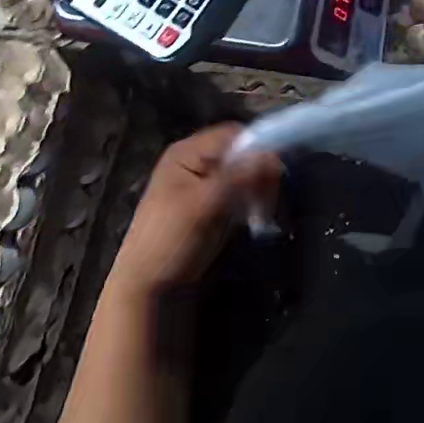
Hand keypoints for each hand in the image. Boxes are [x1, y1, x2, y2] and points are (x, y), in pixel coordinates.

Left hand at [107, 124, 280, 301]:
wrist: (148, 286)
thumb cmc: (170, 240)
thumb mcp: (205, 204)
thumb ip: (240, 177)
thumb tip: (274, 155)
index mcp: (187, 153)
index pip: (233, 135)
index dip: (257, 146)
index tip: (275, 170)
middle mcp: (197, 162)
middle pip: (242, 153)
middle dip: (260, 171)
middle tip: (269, 196)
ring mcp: (205, 184)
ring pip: (245, 174)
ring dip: (259, 189)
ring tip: (263, 210)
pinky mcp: (213, 205)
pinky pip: (241, 192)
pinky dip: (252, 201)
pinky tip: (257, 216)